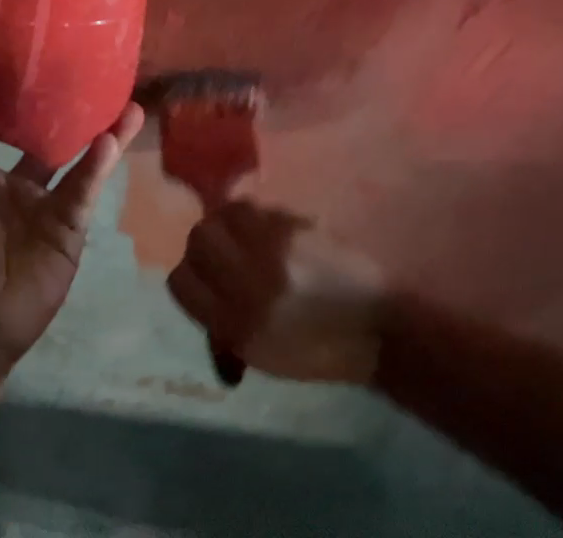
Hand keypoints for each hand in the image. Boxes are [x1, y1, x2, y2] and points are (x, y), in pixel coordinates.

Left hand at [0, 96, 145, 370]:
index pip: (2, 128)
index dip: (15, 100)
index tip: (31, 63)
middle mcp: (19, 183)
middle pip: (47, 141)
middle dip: (67, 114)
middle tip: (91, 78)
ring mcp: (48, 205)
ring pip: (75, 162)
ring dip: (99, 135)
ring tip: (127, 104)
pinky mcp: (71, 227)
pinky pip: (84, 191)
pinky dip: (97, 167)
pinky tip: (112, 140)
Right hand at [168, 202, 387, 383]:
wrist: (380, 333)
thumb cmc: (320, 351)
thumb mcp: (260, 353)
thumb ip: (220, 318)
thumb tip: (197, 283)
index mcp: (235, 326)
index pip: (181, 281)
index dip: (190, 274)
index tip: (206, 276)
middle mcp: (247, 287)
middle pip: (199, 238)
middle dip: (207, 241)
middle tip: (225, 248)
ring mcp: (273, 255)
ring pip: (227, 213)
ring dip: (233, 221)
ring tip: (250, 234)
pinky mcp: (298, 231)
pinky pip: (262, 209)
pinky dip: (262, 218)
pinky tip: (278, 233)